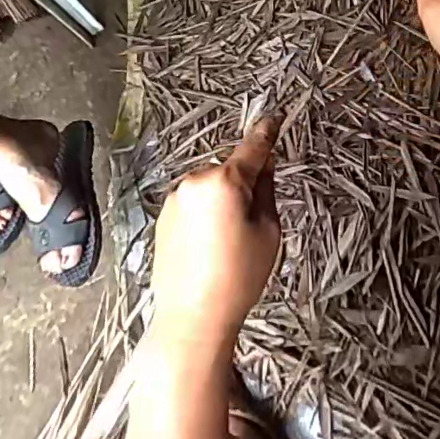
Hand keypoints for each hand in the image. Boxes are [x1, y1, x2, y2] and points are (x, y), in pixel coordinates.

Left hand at [151, 116, 282, 348]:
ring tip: (228, 244)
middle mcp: (195, 182)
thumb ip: (266, 190)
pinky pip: (194, 203)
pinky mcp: (164, 215)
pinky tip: (210, 247)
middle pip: (231, 170)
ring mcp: (176, 198)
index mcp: (224, 181)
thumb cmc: (236, 280)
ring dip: (223, 201)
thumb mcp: (268, 231)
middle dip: (245, 185)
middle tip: (253, 224)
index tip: (274, 119)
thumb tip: (264, 166)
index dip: (267, 133)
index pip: (253, 147)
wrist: (192, 319)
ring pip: (212, 187)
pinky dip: (206, 214)